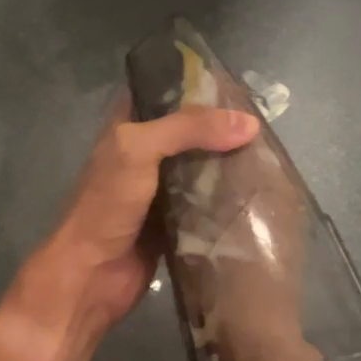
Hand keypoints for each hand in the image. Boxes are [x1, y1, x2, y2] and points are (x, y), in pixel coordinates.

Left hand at [4, 95, 259, 348]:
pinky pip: (206, 203)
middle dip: (221, 127)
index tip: (236, 85)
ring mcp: (159, 190)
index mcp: (126, 127)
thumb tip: (249, 124)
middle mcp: (143, 154)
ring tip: (270, 154)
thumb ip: (188, 129)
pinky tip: (256, 192)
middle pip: (188, 131)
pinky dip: (227, 198)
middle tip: (263, 123)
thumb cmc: (106, 205)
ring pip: (200, 167)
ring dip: (228, 163)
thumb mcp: (139, 150)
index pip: (162, 92)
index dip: (194, 84)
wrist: (91, 276)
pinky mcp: (175, 222)